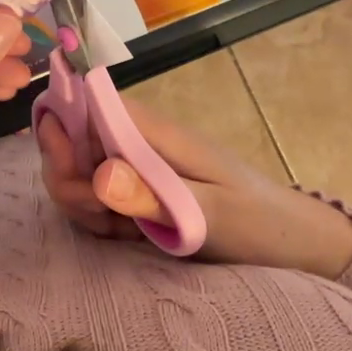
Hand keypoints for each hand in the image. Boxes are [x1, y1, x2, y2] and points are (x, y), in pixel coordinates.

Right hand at [37, 98, 351, 278]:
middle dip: (67, 181)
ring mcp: (133, 169)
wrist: (291, 244)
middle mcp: (134, 141)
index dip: (60, 131)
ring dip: (80, 205)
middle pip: (69, 143)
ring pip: (75, 175)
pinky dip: (95, 219)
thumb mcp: (206, 211)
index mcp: (150, 131)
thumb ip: (149, 194)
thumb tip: (97, 176)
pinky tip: (121, 235)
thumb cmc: (256, 221)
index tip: (68, 172)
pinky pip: (93, 201)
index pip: (84, 106)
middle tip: (100, 216)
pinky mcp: (135, 194)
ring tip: (117, 230)